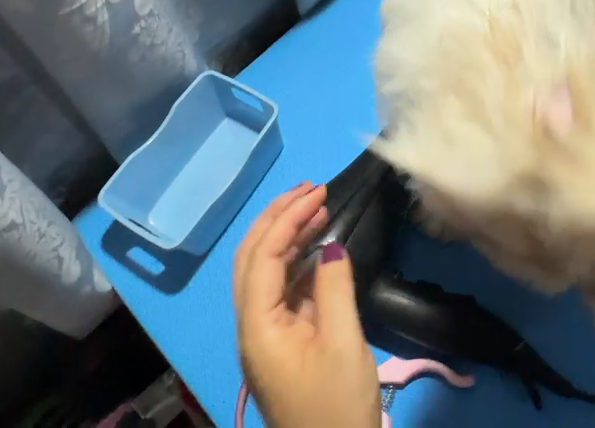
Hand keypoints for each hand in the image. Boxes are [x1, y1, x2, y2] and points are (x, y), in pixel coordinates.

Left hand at [233, 184, 379, 427]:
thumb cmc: (337, 405)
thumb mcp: (343, 343)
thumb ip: (334, 287)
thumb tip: (330, 245)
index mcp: (257, 327)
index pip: (263, 257)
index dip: (288, 218)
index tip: (319, 191)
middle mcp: (251, 326)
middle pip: (252, 259)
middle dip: (277, 218)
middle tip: (311, 188)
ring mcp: (264, 335)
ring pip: (264, 272)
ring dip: (287, 236)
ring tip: (319, 207)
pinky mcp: (281, 342)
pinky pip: (281, 289)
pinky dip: (298, 260)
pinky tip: (320, 246)